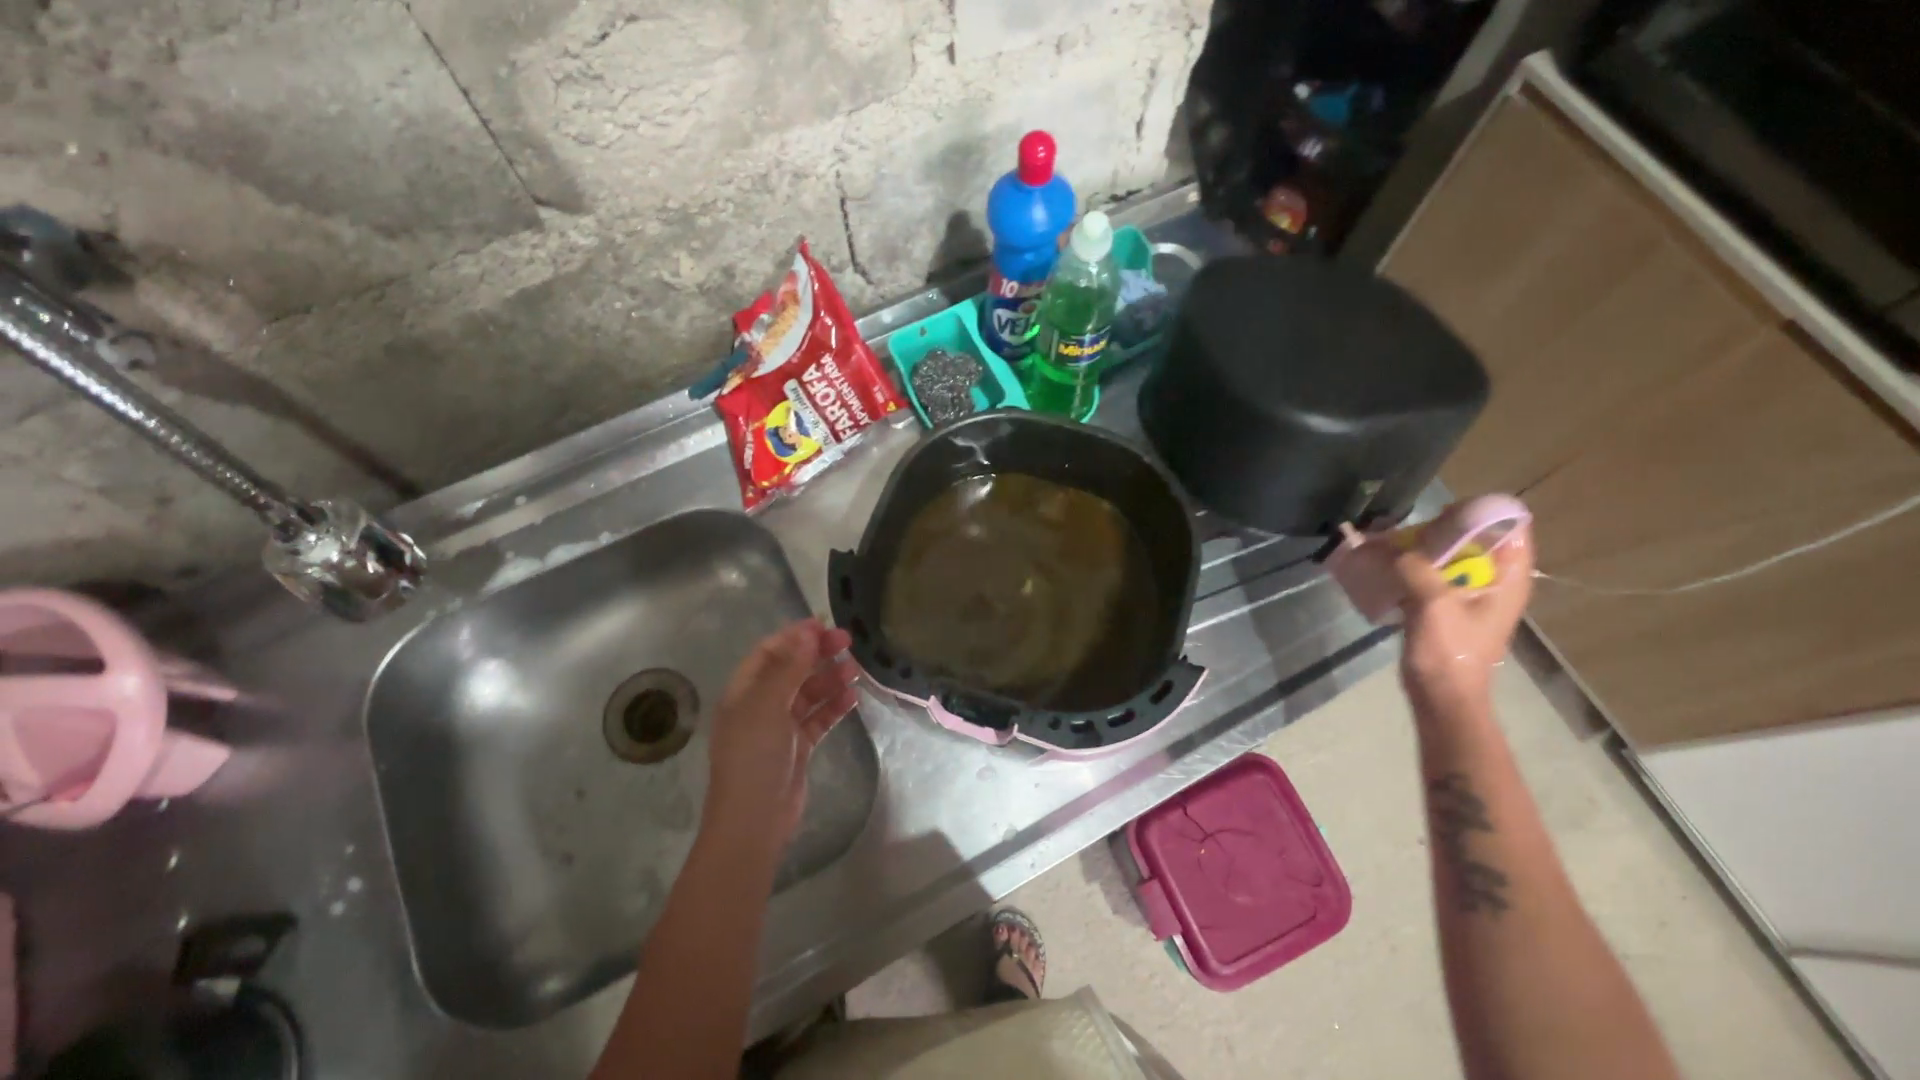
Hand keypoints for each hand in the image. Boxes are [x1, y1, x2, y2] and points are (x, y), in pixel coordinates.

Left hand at [705, 619, 858, 845]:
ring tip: (856, 668)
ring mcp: (778, 728)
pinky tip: (853, 697)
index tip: (825, 625)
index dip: (794, 637)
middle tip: (848, 642)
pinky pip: (818, 719)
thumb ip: (789, 668)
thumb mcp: (768, 706)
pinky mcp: (797, 748)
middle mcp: (759, 706)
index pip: (769, 653)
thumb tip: (808, 631)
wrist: (754, 819)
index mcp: (743, 692)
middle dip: (817, 654)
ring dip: (829, 679)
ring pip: (807, 694)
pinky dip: (834, 707)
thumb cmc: (754, 757)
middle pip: (791, 670)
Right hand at [1378, 524, 1535, 713]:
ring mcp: (1473, 596)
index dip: (1482, 512)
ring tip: (1393, 544)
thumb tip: (1390, 548)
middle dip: (1444, 529)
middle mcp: (1497, 582)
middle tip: (1411, 528)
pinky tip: (1391, 567)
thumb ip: (1415, 567)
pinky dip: (1417, 568)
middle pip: (1479, 539)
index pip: (1512, 526)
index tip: (1446, 513)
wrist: (1442, 698)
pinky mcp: (1451, 609)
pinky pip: (1437, 576)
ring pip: (1454, 557)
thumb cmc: (1449, 652)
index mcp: (1509, 578)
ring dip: (1426, 549)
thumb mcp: (1432, 603)